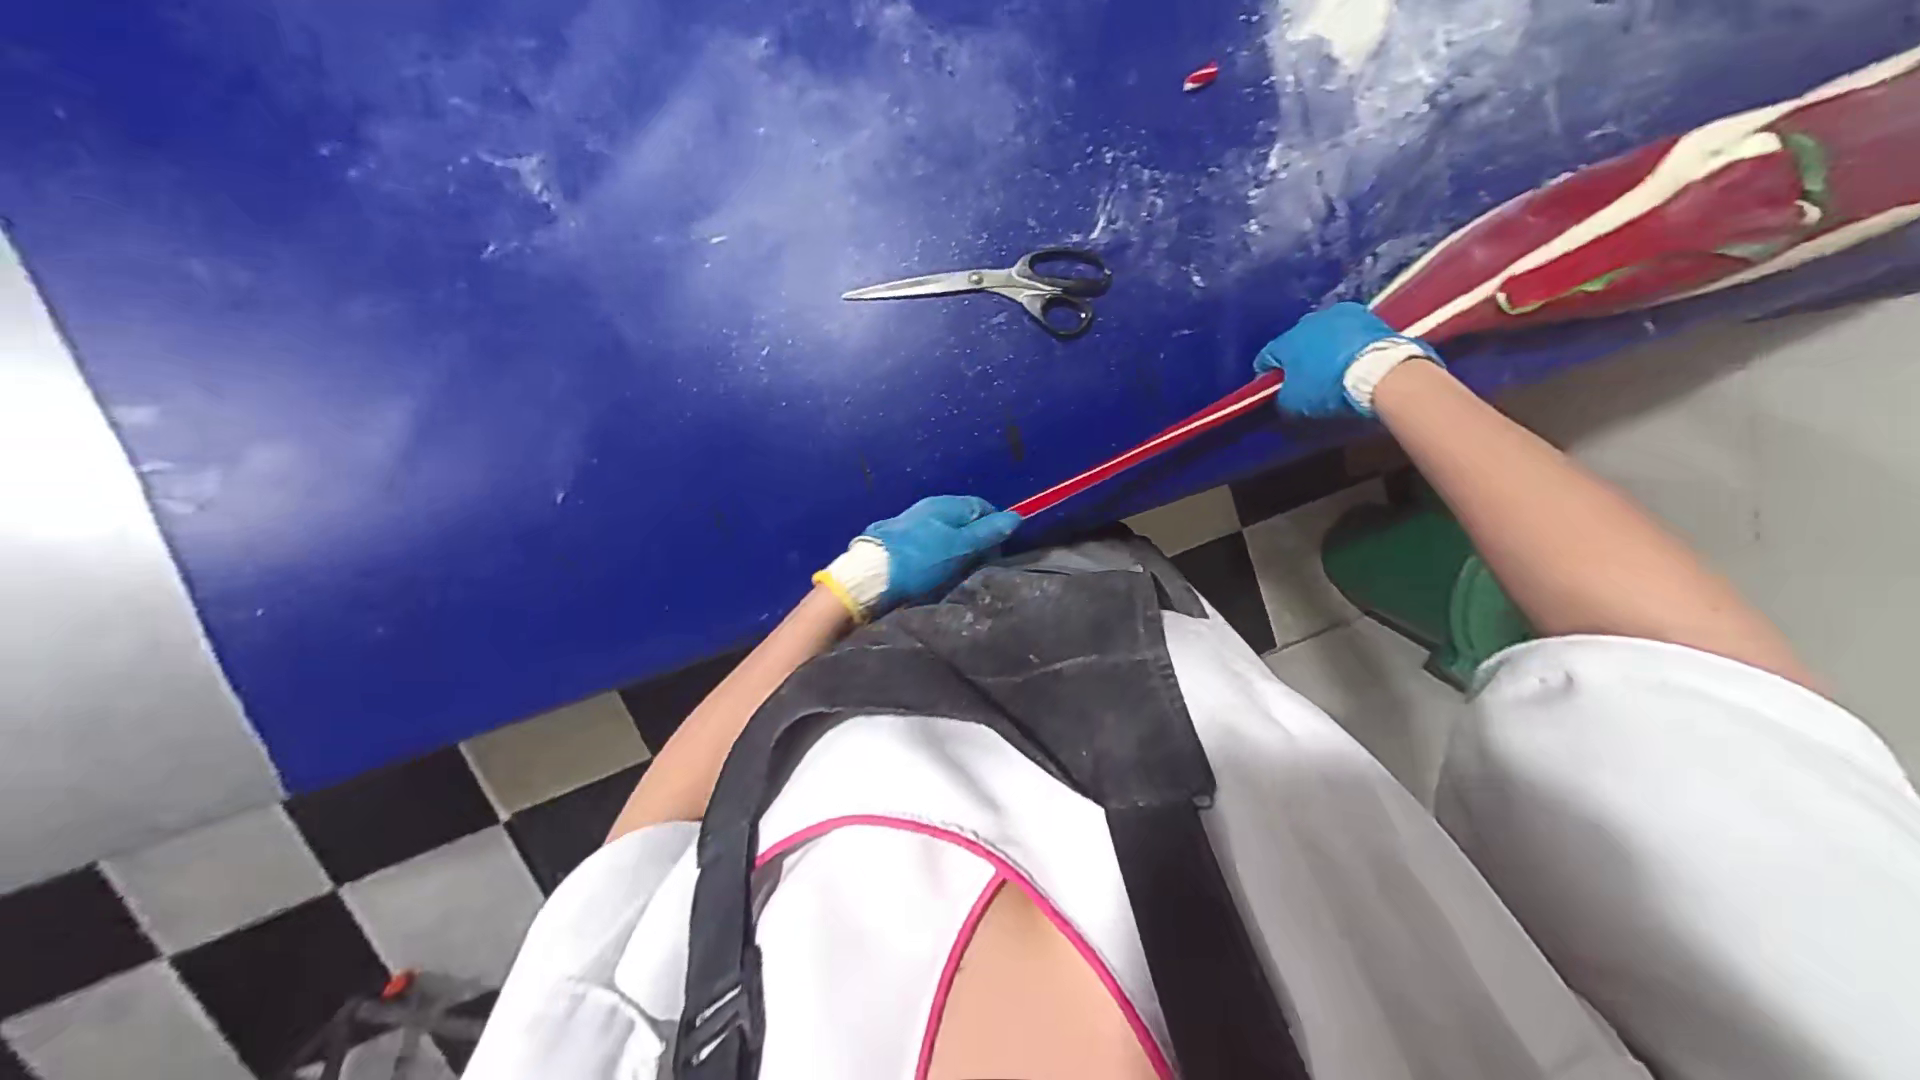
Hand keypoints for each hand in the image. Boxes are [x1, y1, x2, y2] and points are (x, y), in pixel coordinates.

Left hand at [815, 496, 1022, 619]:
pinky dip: (936, 558)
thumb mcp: (961, 547)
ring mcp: (911, 523)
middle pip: (964, 522)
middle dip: (975, 542)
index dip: (995, 528)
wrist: (870, 577)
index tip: (996, 553)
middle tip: (975, 567)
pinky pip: (928, 546)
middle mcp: (928, 508)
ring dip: (955, 552)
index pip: (983, 507)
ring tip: (954, 574)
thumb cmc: (921, 560)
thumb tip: (1018, 516)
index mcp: (945, 504)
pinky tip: (932, 573)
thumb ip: (988, 532)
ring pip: (946, 535)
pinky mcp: (898, 542)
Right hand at [1254, 302, 1440, 417]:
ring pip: (1321, 333)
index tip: (1272, 389)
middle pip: (1294, 342)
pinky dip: (1345, 342)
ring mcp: (1338, 314)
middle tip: (1303, 377)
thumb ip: (1280, 398)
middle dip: (1296, 358)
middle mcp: (1307, 322)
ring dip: (1321, 347)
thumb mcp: (1294, 403)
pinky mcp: (1366, 315)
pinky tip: (1351, 357)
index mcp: (1285, 342)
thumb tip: (1280, 395)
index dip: (1266, 375)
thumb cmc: (1328, 387)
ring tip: (1330, 366)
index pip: (1265, 358)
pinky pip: (1347, 331)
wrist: (1381, 371)